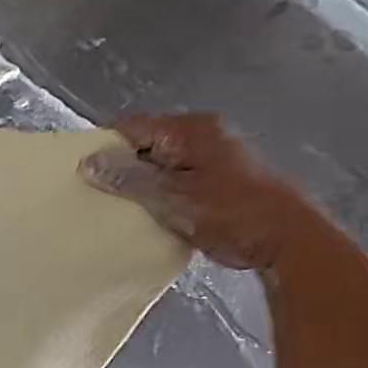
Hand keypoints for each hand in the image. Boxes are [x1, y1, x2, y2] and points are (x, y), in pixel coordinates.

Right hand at [82, 112, 325, 270]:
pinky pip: (173, 185)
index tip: (80, 172)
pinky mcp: (214, 185)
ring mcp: (209, 161)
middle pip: (145, 146)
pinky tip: (143, 218)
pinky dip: (157, 198)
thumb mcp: (173, 196)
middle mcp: (200, 138)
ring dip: (139, 187)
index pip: (133, 127)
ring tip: (113, 210)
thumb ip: (129, 178)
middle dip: (120, 168)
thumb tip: (88, 163)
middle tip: (92, 195)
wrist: (286, 240)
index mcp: (191, 130)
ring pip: (159, 168)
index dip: (104, 146)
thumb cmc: (231, 212)